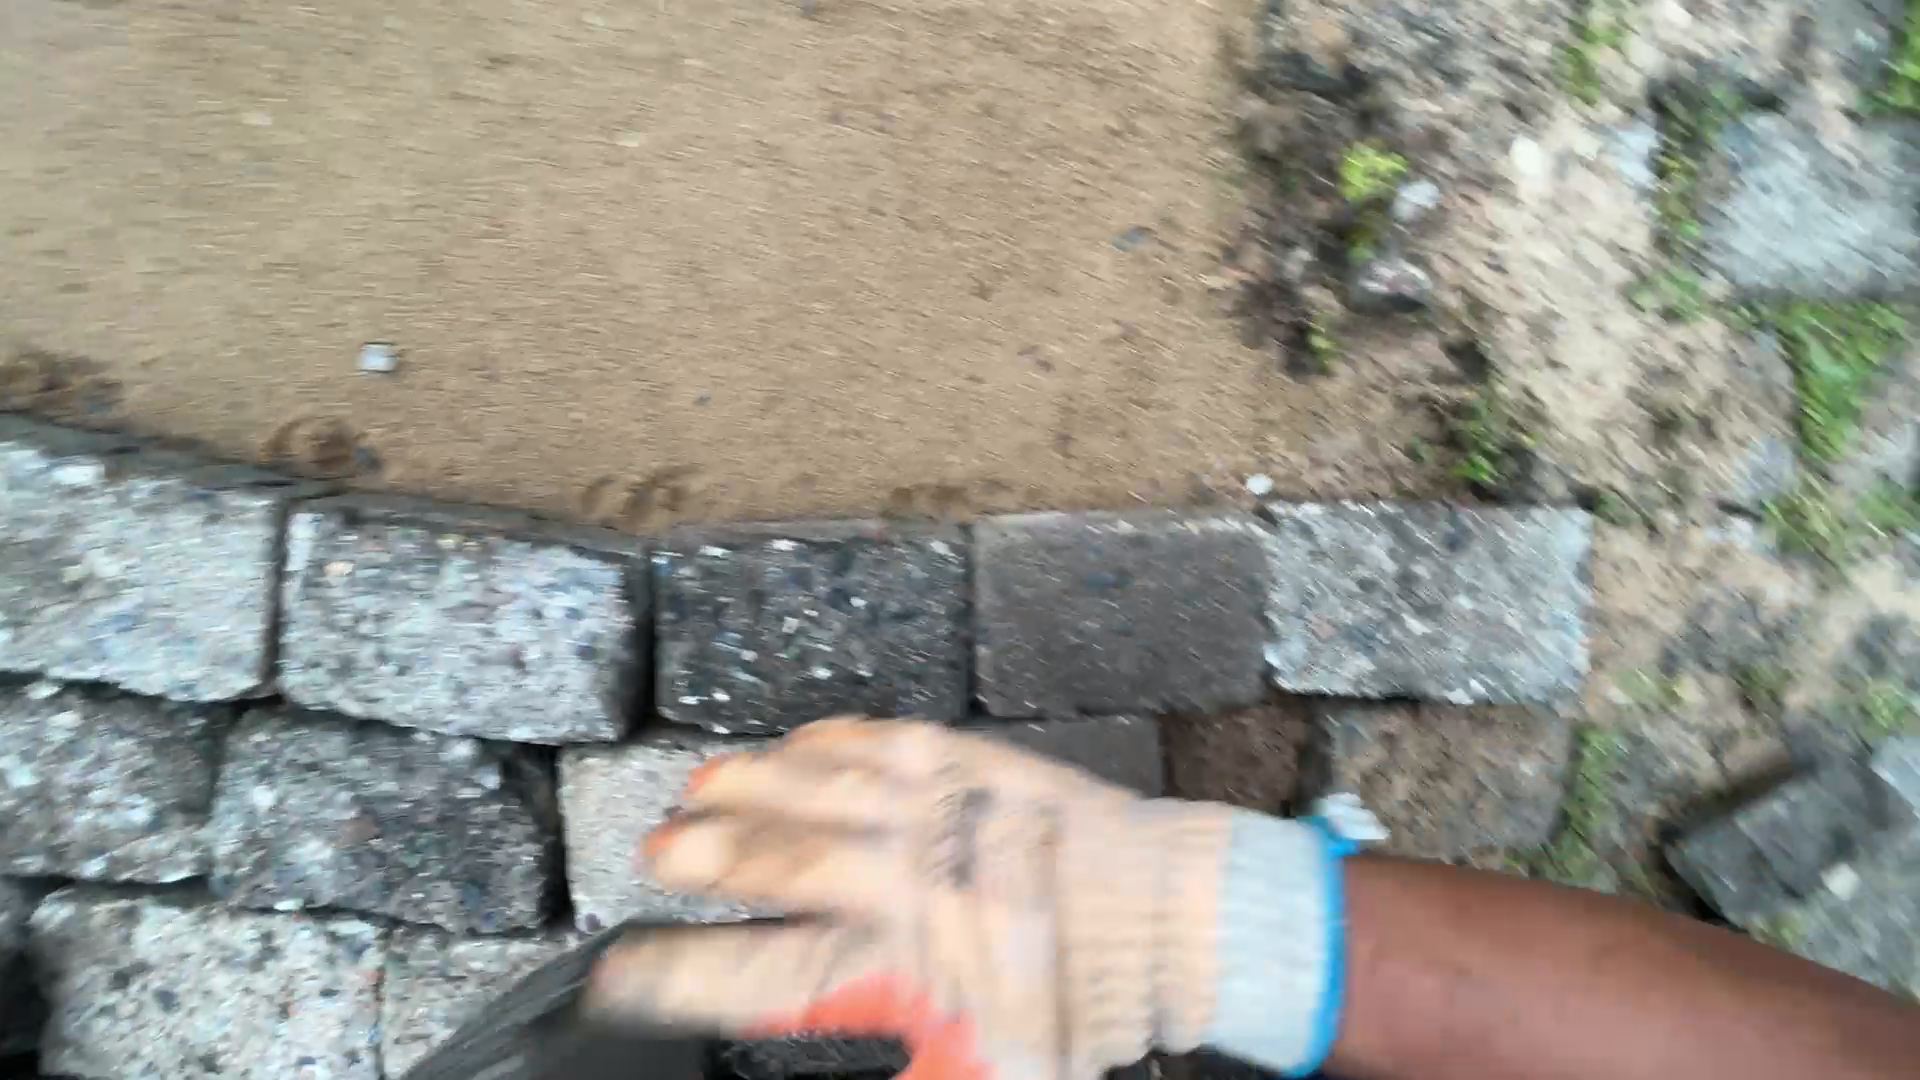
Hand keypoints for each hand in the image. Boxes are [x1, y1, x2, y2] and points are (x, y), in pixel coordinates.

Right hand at [584, 717, 1347, 1079]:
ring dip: (758, 786)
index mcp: (921, 961)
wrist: (1176, 911)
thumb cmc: (1092, 995)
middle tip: (653, 854)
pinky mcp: (978, 760)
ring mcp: (949, 804)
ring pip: (829, 786)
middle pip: (792, 864)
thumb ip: (917, 1056)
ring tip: (699, 785)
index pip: (777, 975)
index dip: (691, 975)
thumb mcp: (999, 1060)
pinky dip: (835, 738)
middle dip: (711, 860)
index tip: (622, 973)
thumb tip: (840, 1046)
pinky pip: (889, 738)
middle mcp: (923, 872)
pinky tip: (799, 739)